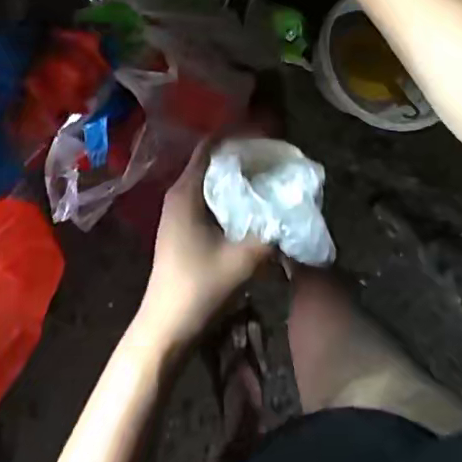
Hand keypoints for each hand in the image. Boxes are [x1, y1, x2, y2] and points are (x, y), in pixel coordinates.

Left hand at [135, 142, 271, 345]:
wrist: (166, 327)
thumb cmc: (199, 287)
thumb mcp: (242, 259)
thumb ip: (270, 232)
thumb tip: (294, 210)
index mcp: (186, 191)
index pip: (210, 147)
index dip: (236, 136)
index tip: (265, 134)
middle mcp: (178, 194)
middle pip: (211, 162)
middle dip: (241, 156)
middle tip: (274, 155)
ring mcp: (178, 212)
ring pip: (210, 181)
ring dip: (235, 177)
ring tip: (267, 176)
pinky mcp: (182, 229)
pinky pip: (207, 198)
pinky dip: (228, 195)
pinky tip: (251, 205)